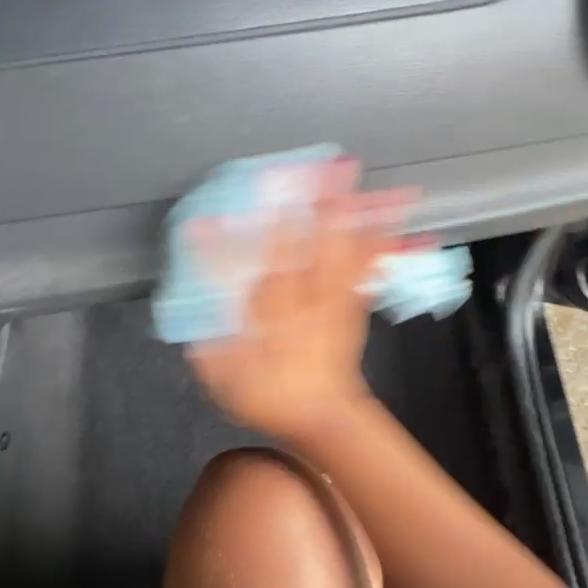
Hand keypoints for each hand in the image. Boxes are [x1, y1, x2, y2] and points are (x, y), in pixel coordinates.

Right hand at [186, 157, 420, 442]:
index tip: (199, 224)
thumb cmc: (271, 400)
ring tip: (353, 173)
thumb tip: (194, 319)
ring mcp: (330, 303)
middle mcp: (301, 307)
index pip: (236, 284)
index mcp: (265, 325)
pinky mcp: (351, 305)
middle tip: (318, 168)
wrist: (322, 419)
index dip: (215, 252)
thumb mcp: (227, 384)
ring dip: (345, 210)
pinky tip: (393, 216)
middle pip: (303, 251)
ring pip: (337, 251)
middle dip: (309, 209)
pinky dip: (379, 239)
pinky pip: (365, 267)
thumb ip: (211, 351)